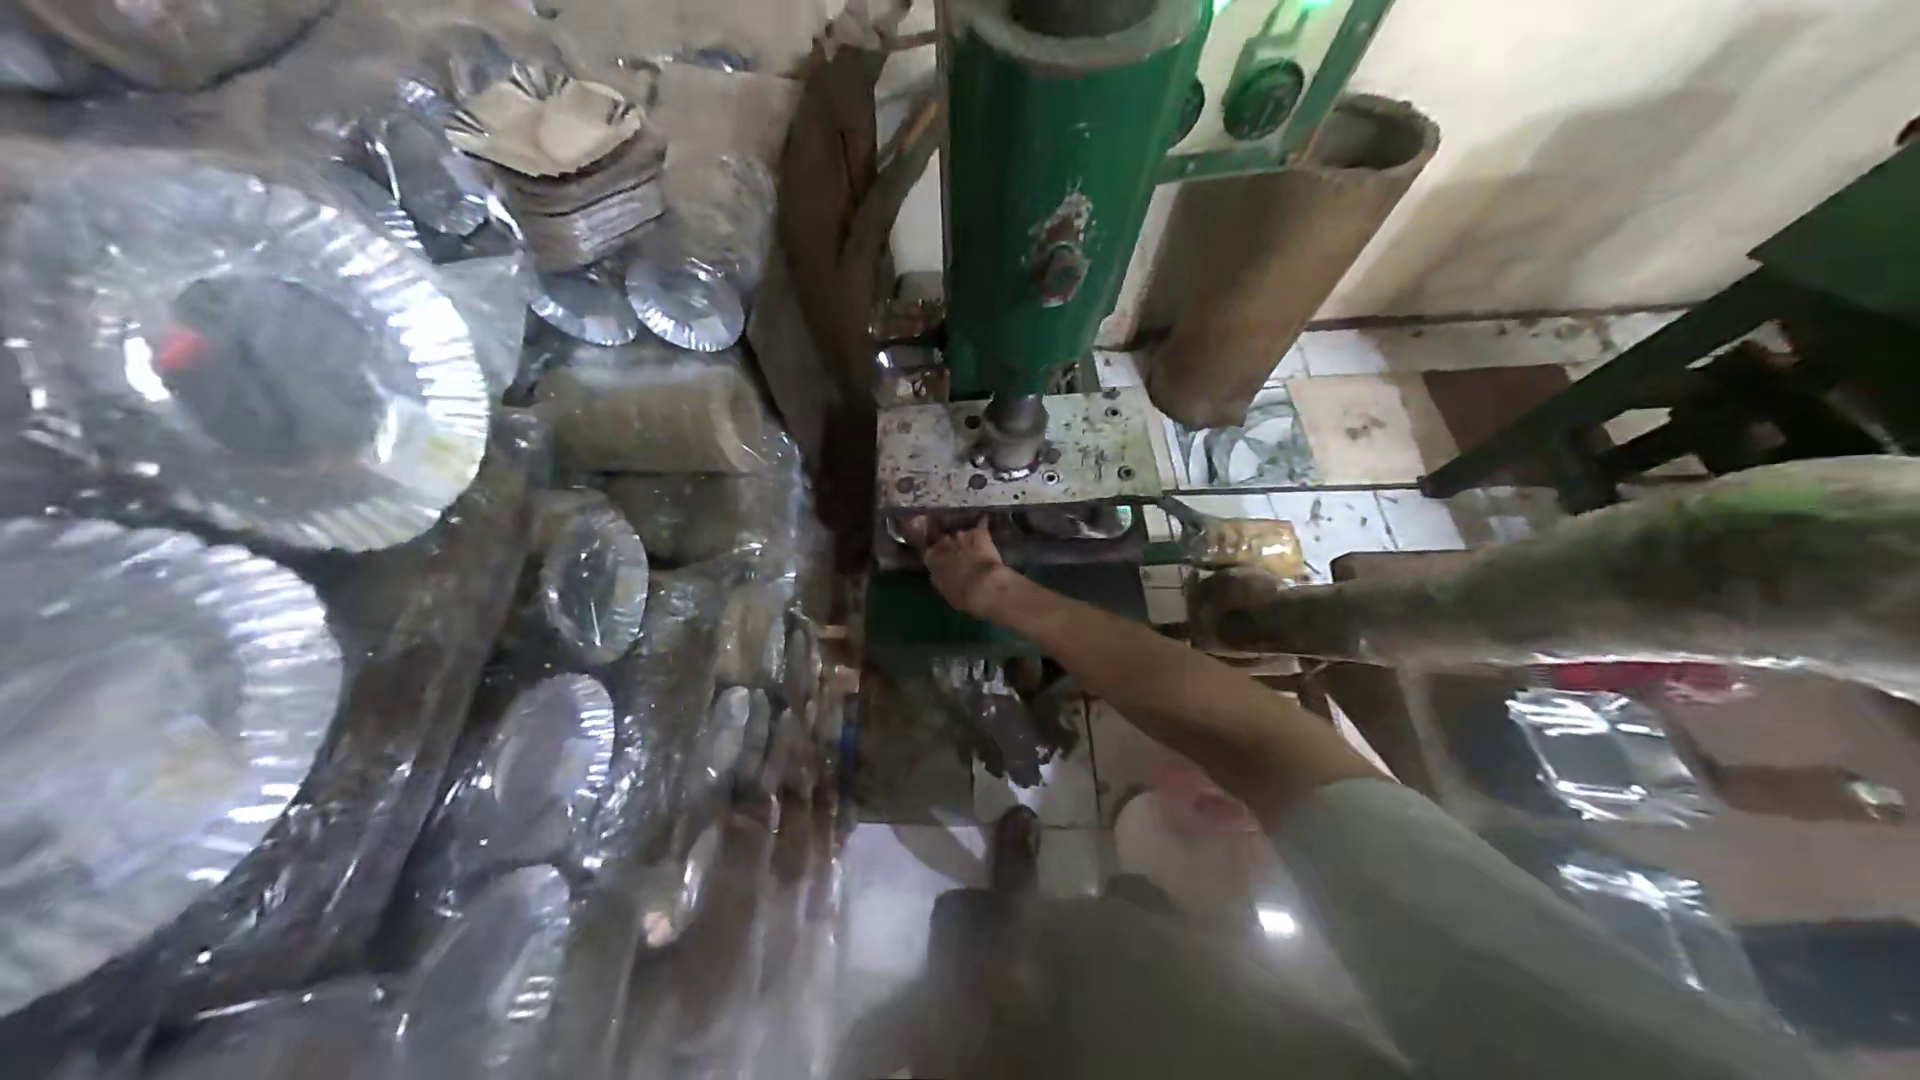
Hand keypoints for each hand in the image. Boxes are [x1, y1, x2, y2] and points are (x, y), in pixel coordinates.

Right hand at [923, 523, 1019, 617]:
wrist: (987, 588)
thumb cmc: (964, 597)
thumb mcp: (947, 593)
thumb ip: (941, 582)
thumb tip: (938, 577)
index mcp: (936, 562)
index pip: (929, 555)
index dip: (935, 560)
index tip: (940, 565)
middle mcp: (947, 547)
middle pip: (944, 543)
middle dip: (949, 549)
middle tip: (956, 558)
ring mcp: (964, 540)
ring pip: (959, 535)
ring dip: (962, 542)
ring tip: (968, 550)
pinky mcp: (981, 538)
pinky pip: (976, 533)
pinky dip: (977, 536)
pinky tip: (980, 542)